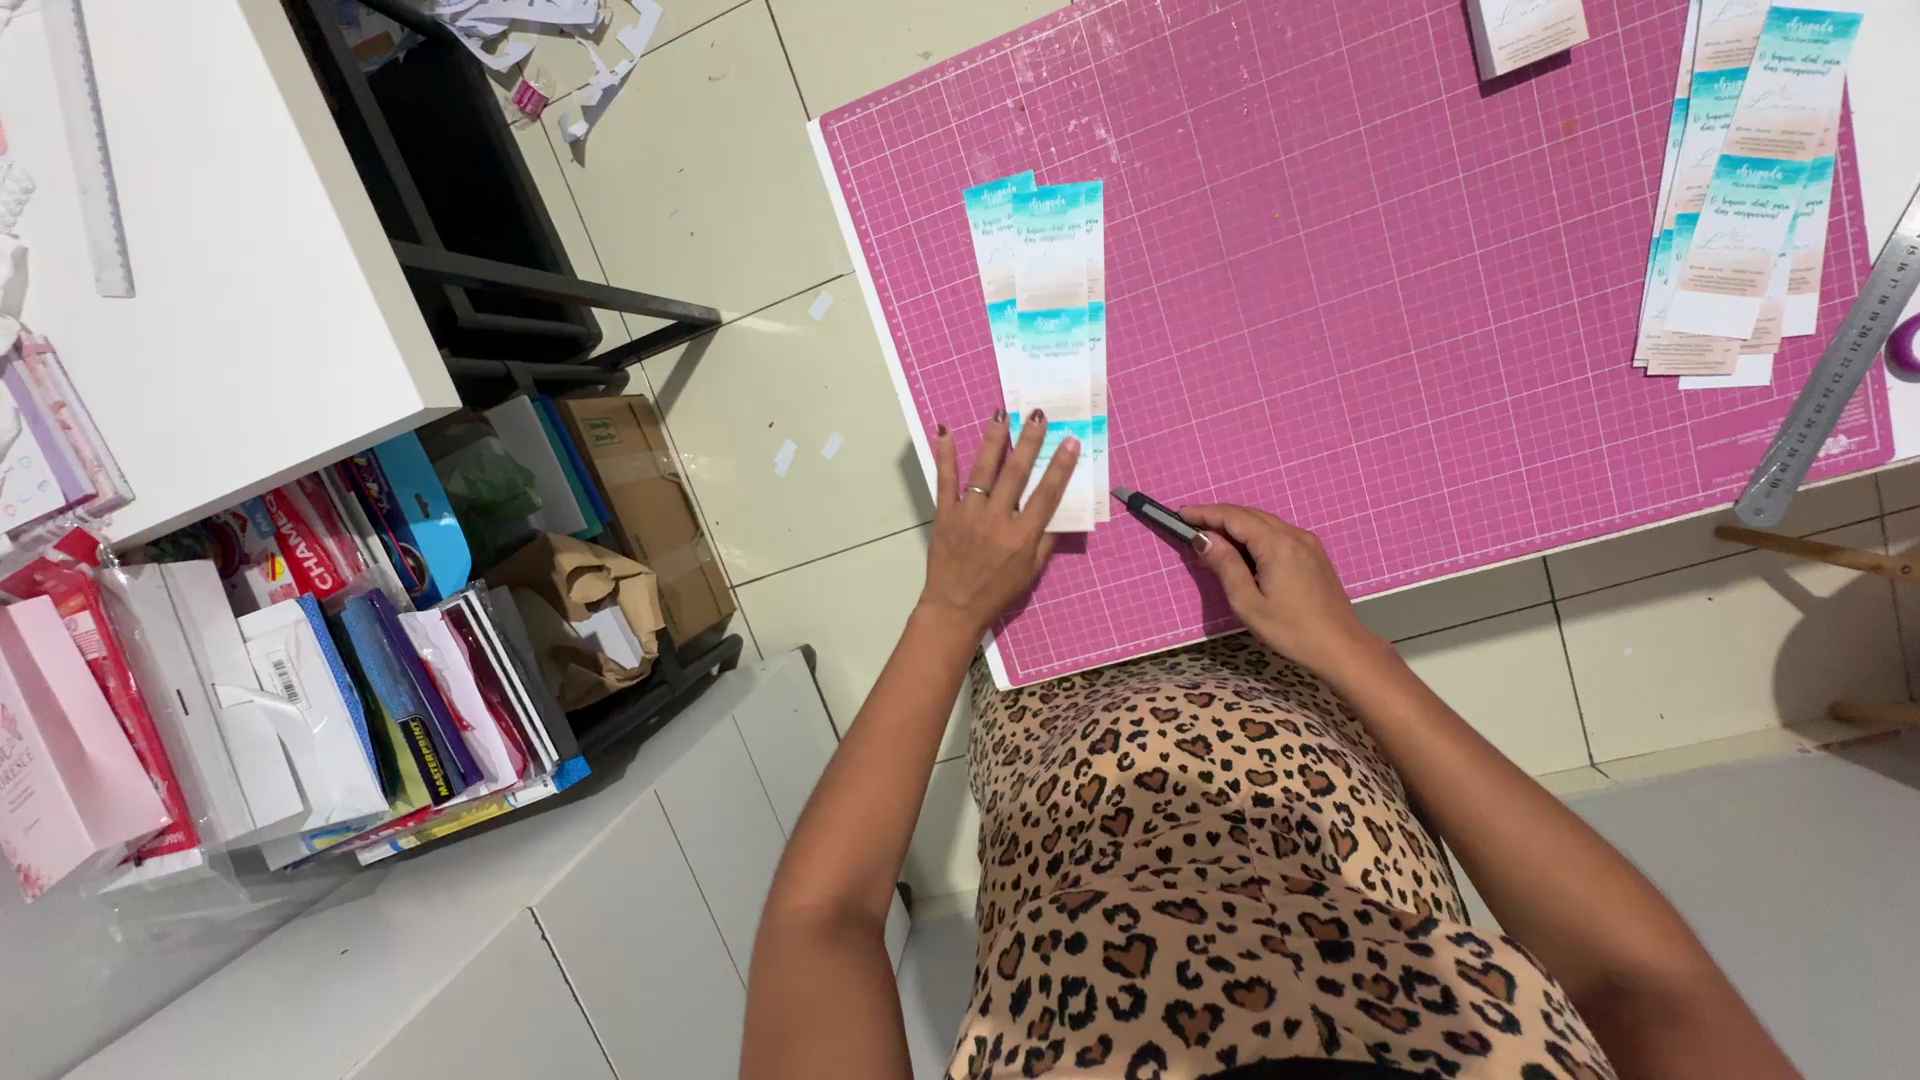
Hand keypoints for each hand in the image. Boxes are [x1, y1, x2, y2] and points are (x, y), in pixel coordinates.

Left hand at [919, 410, 1080, 639]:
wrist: (955, 606)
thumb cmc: (999, 591)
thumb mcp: (1032, 571)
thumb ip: (1046, 540)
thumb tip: (1061, 510)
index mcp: (1022, 535)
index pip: (1046, 494)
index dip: (1060, 466)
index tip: (1069, 441)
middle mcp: (997, 519)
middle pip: (1016, 473)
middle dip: (1029, 441)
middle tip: (1037, 415)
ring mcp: (968, 514)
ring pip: (983, 470)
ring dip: (993, 439)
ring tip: (1000, 414)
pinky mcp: (945, 513)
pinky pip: (945, 480)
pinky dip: (945, 455)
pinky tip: (945, 431)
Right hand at [1181, 503, 1384, 675]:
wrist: (1341, 647)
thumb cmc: (1290, 630)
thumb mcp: (1248, 602)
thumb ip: (1225, 565)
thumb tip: (1203, 538)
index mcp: (1277, 545)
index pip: (1234, 517)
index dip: (1205, 513)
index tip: (1181, 515)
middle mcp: (1294, 535)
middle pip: (1249, 514)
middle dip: (1218, 516)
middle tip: (1190, 526)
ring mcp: (1307, 542)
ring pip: (1264, 521)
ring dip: (1235, 524)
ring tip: (1210, 537)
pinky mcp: (1313, 553)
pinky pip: (1277, 532)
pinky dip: (1253, 533)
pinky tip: (1241, 548)